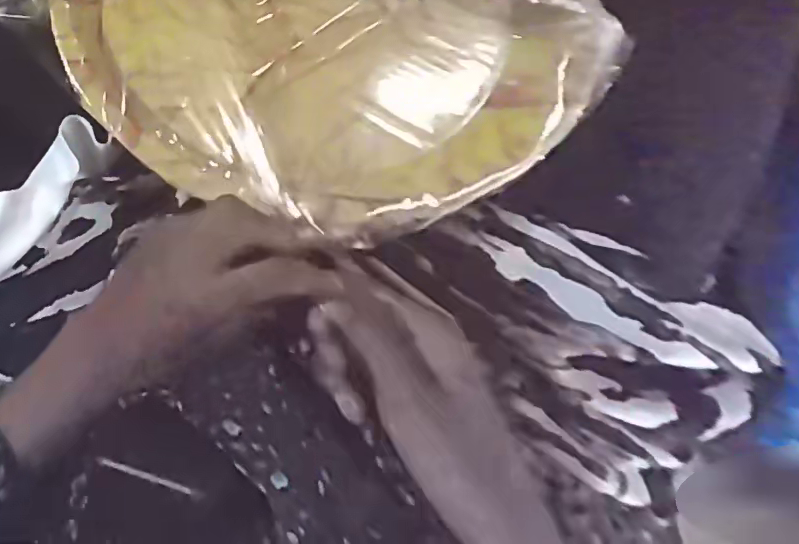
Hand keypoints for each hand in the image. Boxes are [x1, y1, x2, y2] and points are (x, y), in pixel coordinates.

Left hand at [0, 197, 341, 464]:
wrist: (106, 336)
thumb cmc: (162, 353)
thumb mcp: (218, 341)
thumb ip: (259, 310)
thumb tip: (297, 290)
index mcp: (209, 290)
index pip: (275, 270)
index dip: (313, 276)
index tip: (339, 281)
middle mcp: (192, 249)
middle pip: (252, 223)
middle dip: (289, 232)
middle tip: (313, 246)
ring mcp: (174, 230)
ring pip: (230, 208)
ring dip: (261, 220)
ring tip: (281, 238)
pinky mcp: (162, 223)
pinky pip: (208, 212)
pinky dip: (234, 220)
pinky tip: (244, 235)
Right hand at [312, 266, 563, 543]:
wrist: (500, 528)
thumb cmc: (454, 456)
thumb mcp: (404, 394)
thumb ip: (366, 336)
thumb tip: (326, 289)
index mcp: (429, 323)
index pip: (366, 279)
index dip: (329, 286)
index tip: (299, 304)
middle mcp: (423, 331)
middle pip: (357, 308)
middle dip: (334, 335)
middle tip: (328, 366)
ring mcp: (418, 360)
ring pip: (356, 339)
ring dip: (341, 367)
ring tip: (346, 404)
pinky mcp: (411, 386)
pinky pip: (368, 367)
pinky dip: (355, 386)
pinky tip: (355, 414)